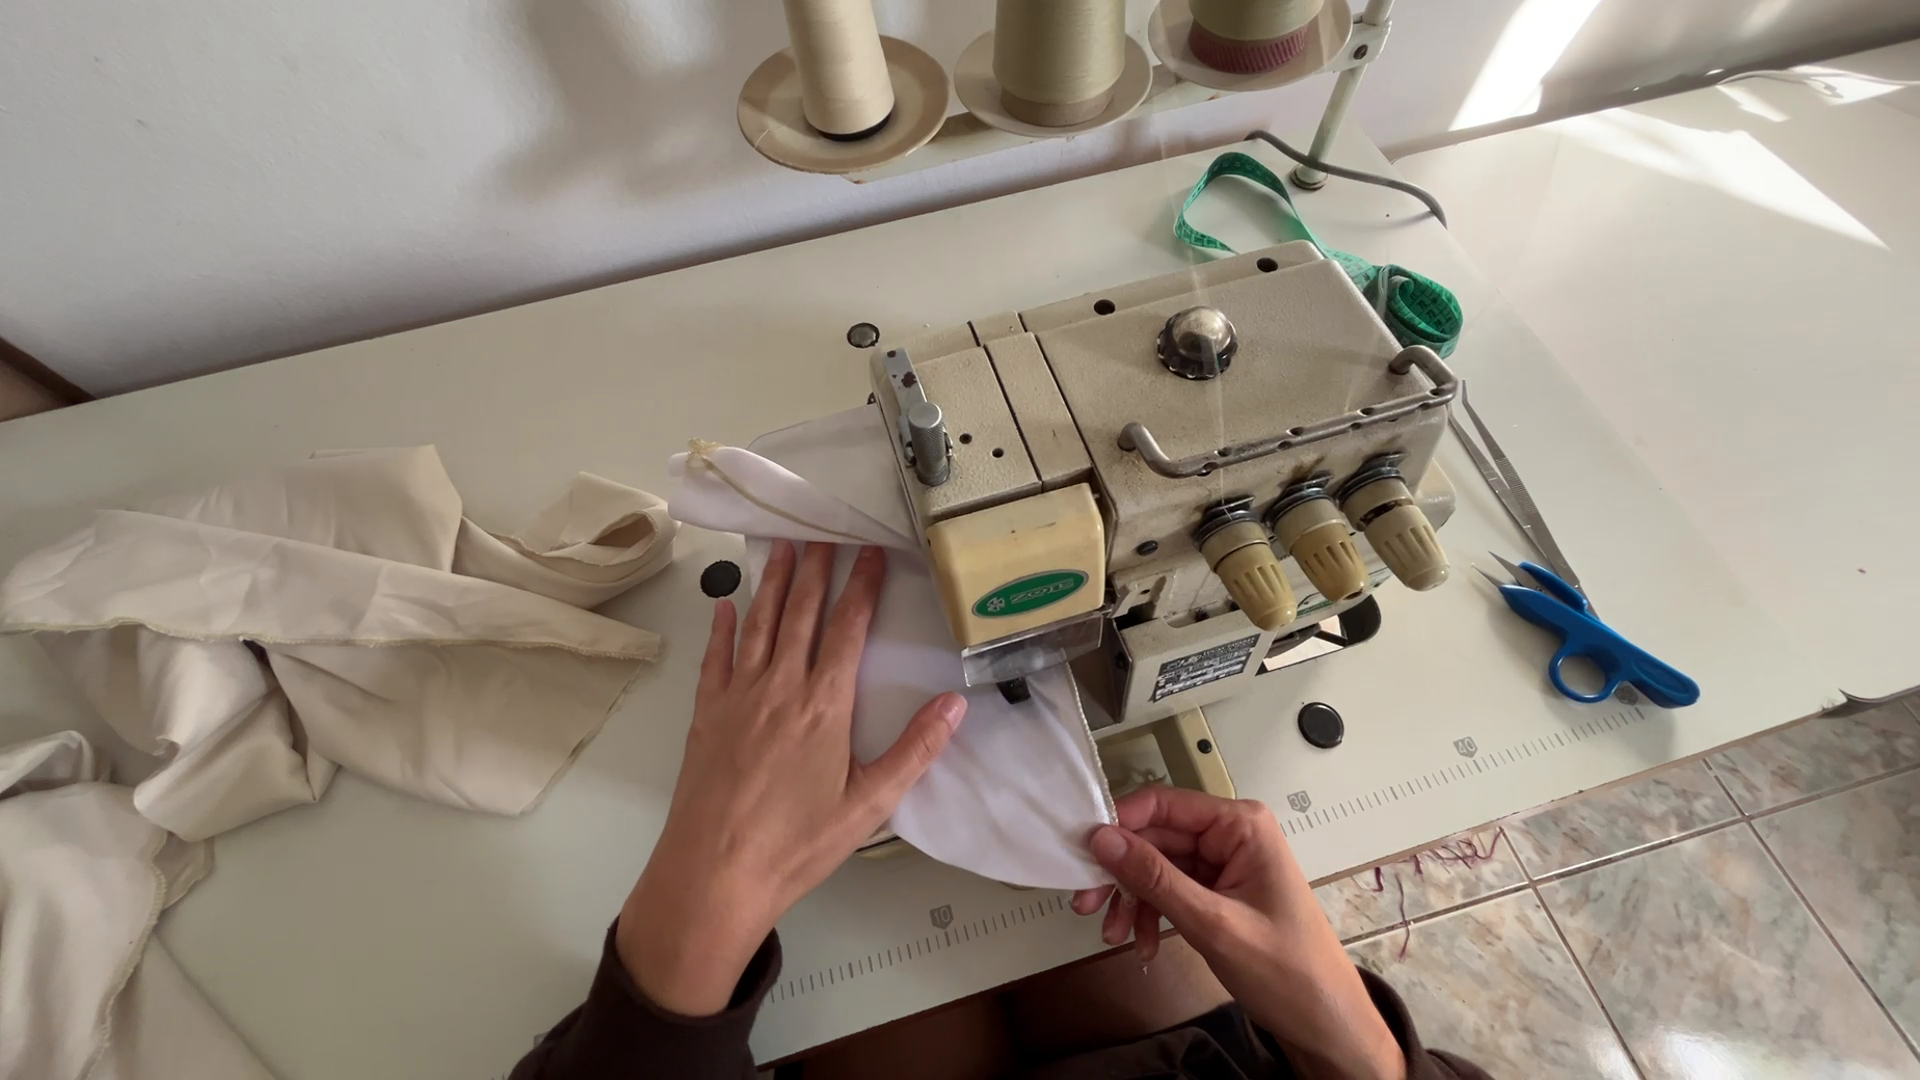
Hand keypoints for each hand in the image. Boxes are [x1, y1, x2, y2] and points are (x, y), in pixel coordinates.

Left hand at [617, 541, 967, 1014]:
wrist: (713, 877)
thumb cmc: (798, 843)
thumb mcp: (870, 804)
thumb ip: (915, 749)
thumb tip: (956, 702)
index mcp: (824, 704)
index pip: (849, 628)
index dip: (862, 585)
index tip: (870, 550)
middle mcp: (780, 687)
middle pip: (802, 613)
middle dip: (817, 569)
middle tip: (824, 530)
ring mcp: (737, 697)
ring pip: (760, 624)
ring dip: (773, 583)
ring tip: (782, 547)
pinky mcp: (705, 715)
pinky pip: (716, 659)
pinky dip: (722, 628)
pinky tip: (725, 604)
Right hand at [1071, 787, 1405, 1079]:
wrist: (1329, 1030)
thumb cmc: (1288, 973)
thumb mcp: (1214, 924)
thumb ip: (1155, 878)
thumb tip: (1102, 838)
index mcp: (1240, 824)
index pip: (1164, 804)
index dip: (1121, 823)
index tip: (1084, 851)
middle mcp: (1228, 833)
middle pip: (1155, 836)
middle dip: (1122, 873)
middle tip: (1088, 903)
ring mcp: (1222, 862)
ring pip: (1156, 864)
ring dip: (1132, 898)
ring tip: (1114, 933)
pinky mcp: (1216, 889)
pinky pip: (1168, 888)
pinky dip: (1151, 913)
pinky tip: (1143, 941)